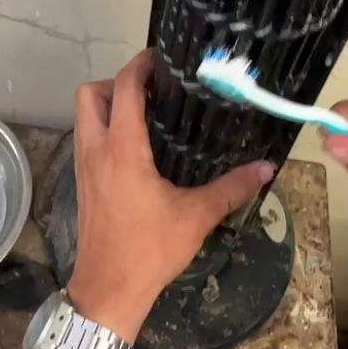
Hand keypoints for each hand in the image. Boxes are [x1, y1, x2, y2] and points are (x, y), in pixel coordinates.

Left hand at [68, 50, 275, 340]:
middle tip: (150, 89)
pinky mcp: (82, 181)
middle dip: (115, 81)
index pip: (123, 88)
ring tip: (145, 112)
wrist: (108, 290)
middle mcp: (95, 150)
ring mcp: (83, 165)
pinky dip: (103, 127)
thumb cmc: (149, 249)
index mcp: (122, 149)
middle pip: (90, 93)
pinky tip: (134, 145)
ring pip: (84, 116)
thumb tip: (266, 167)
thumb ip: (232, 188)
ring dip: (107, 104)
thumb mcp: (196, 216)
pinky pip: (86, 137)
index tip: (161, 58)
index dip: (140, 66)